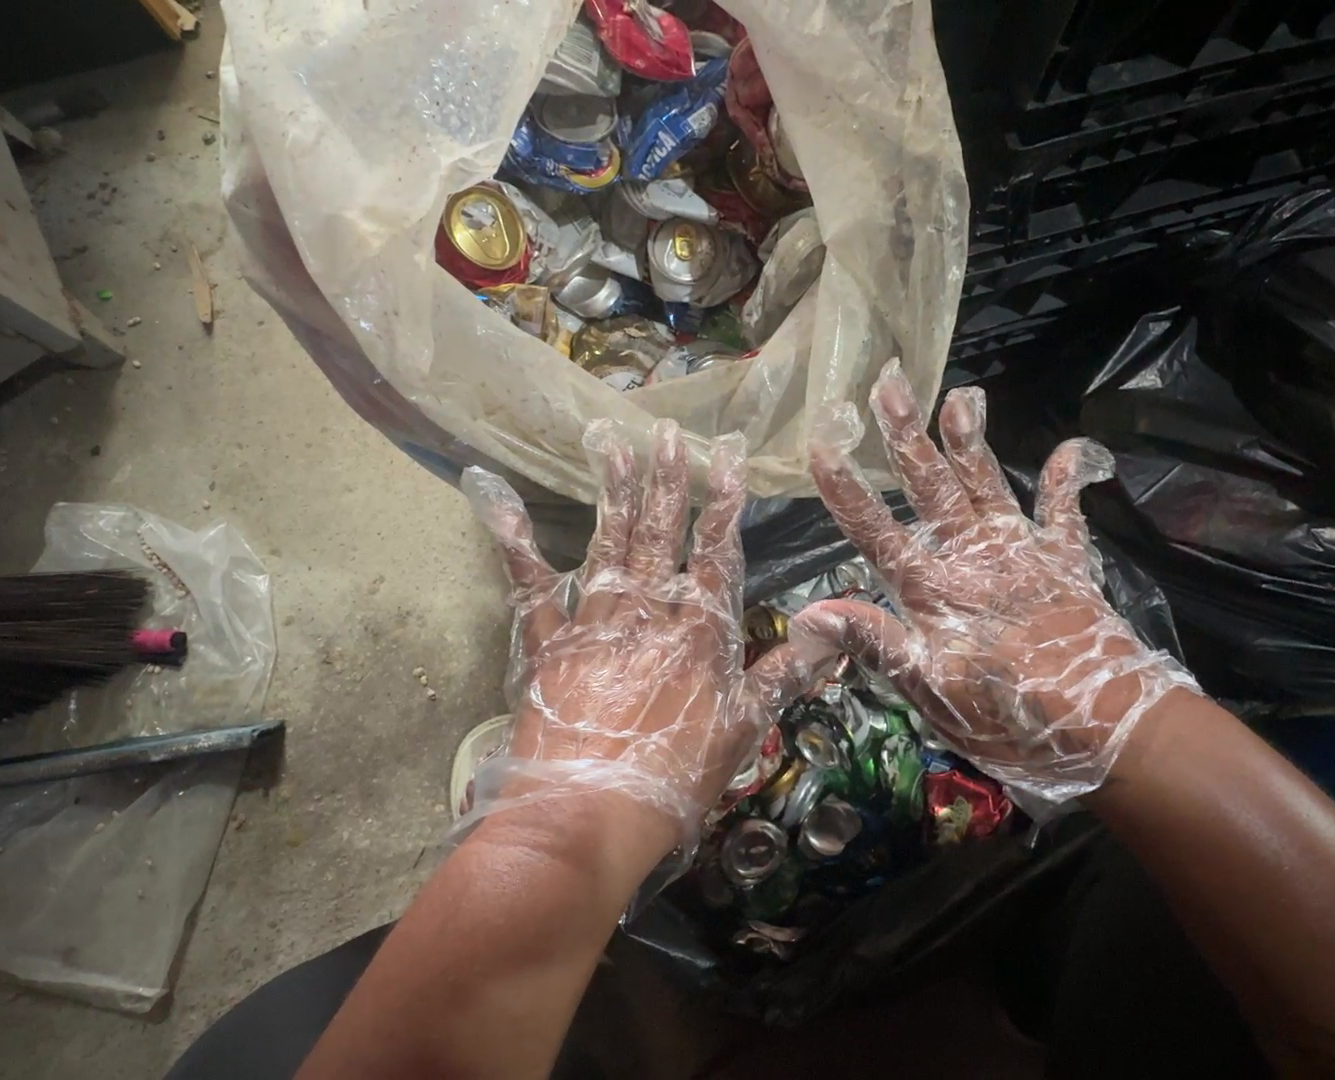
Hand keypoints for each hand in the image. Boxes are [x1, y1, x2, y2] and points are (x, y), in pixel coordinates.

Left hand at [461, 418, 817, 850]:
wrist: (588, 816)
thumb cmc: (675, 778)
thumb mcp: (744, 730)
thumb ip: (786, 673)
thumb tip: (836, 629)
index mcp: (700, 631)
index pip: (718, 550)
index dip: (725, 500)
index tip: (728, 455)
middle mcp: (649, 611)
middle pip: (661, 533)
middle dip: (667, 480)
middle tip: (667, 431)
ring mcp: (593, 620)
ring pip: (608, 542)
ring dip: (614, 490)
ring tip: (614, 442)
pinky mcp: (546, 641)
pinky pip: (529, 583)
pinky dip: (514, 540)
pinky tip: (497, 497)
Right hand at [790, 361, 1200, 811]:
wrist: (1108, 725)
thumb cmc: (1011, 717)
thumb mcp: (932, 693)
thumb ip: (877, 644)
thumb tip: (811, 612)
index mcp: (936, 592)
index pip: (878, 533)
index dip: (847, 492)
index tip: (823, 445)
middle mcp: (975, 559)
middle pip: (933, 490)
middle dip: (907, 438)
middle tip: (889, 386)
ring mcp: (1024, 554)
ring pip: (988, 486)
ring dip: (972, 441)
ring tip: (961, 396)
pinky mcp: (1066, 562)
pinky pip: (1064, 514)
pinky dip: (1066, 482)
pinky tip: (1071, 448)